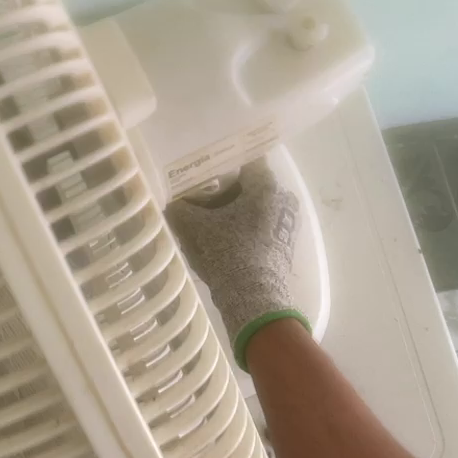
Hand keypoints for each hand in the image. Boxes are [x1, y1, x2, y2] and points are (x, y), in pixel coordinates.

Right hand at [165, 158, 308, 371]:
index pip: (245, 159)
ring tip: (207, 216)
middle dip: (225, 187)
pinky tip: (222, 235)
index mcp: (266, 186)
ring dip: (233, 208)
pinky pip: (261, 224)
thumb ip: (180, 209)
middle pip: (250, 183)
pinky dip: (243, 225)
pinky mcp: (285, 243)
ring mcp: (287, 222)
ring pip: (255, 205)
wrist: (254, 299)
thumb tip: (169, 203)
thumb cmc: (229, 253)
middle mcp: (282, 198)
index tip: (203, 168)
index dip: (221, 161)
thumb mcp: (196, 228)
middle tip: (200, 192)